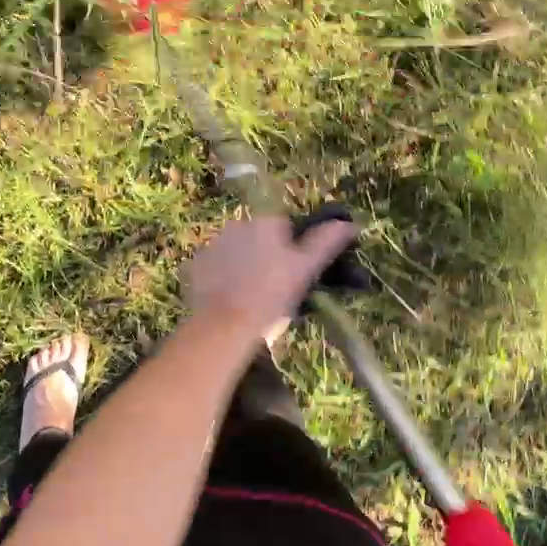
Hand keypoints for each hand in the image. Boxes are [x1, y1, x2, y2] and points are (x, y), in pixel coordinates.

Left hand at [182, 217, 358, 338]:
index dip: (292, 251)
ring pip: (236, 251)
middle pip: (258, 237)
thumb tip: (350, 223)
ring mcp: (213, 243)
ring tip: (251, 296)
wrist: (226, 324)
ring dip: (243, 265)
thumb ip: (327, 242)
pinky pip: (215, 266)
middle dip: (266, 255)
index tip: (293, 274)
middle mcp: (237, 224)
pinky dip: (222, 276)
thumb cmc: (272, 295)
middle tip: (274, 289)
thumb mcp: (306, 269)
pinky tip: (229, 298)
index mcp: (266, 222)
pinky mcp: (196, 264)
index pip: (284, 227)